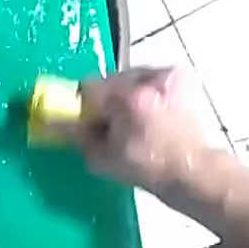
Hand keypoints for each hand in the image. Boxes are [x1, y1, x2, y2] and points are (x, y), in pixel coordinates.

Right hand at [76, 67, 226, 190]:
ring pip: (131, 77)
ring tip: (133, 119)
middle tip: (109, 122)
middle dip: (107, 98)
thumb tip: (56, 122)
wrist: (192, 171)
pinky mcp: (180, 77)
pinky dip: (145, 92)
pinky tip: (149, 113)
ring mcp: (168, 75)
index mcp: (129, 99)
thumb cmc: (148, 170)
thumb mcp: (103, 159)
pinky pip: (150, 79)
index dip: (82, 104)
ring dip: (126, 94)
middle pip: (111, 79)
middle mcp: (150, 79)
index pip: (89, 86)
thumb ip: (77, 136)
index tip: (84, 119)